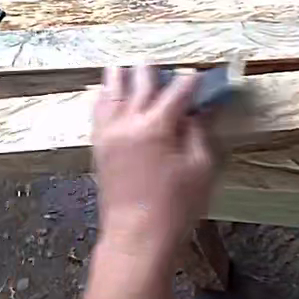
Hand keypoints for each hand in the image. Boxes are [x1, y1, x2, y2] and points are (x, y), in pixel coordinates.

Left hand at [91, 66, 220, 259]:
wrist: (137, 237)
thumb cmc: (177, 205)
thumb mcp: (201, 167)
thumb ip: (198, 133)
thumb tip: (197, 112)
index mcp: (158, 126)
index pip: (177, 92)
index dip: (190, 81)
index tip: (199, 72)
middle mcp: (129, 123)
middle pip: (140, 86)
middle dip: (152, 72)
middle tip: (159, 62)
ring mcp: (109, 136)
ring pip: (112, 96)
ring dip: (120, 79)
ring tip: (123, 66)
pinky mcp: (100, 150)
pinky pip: (98, 115)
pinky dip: (102, 99)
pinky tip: (103, 94)